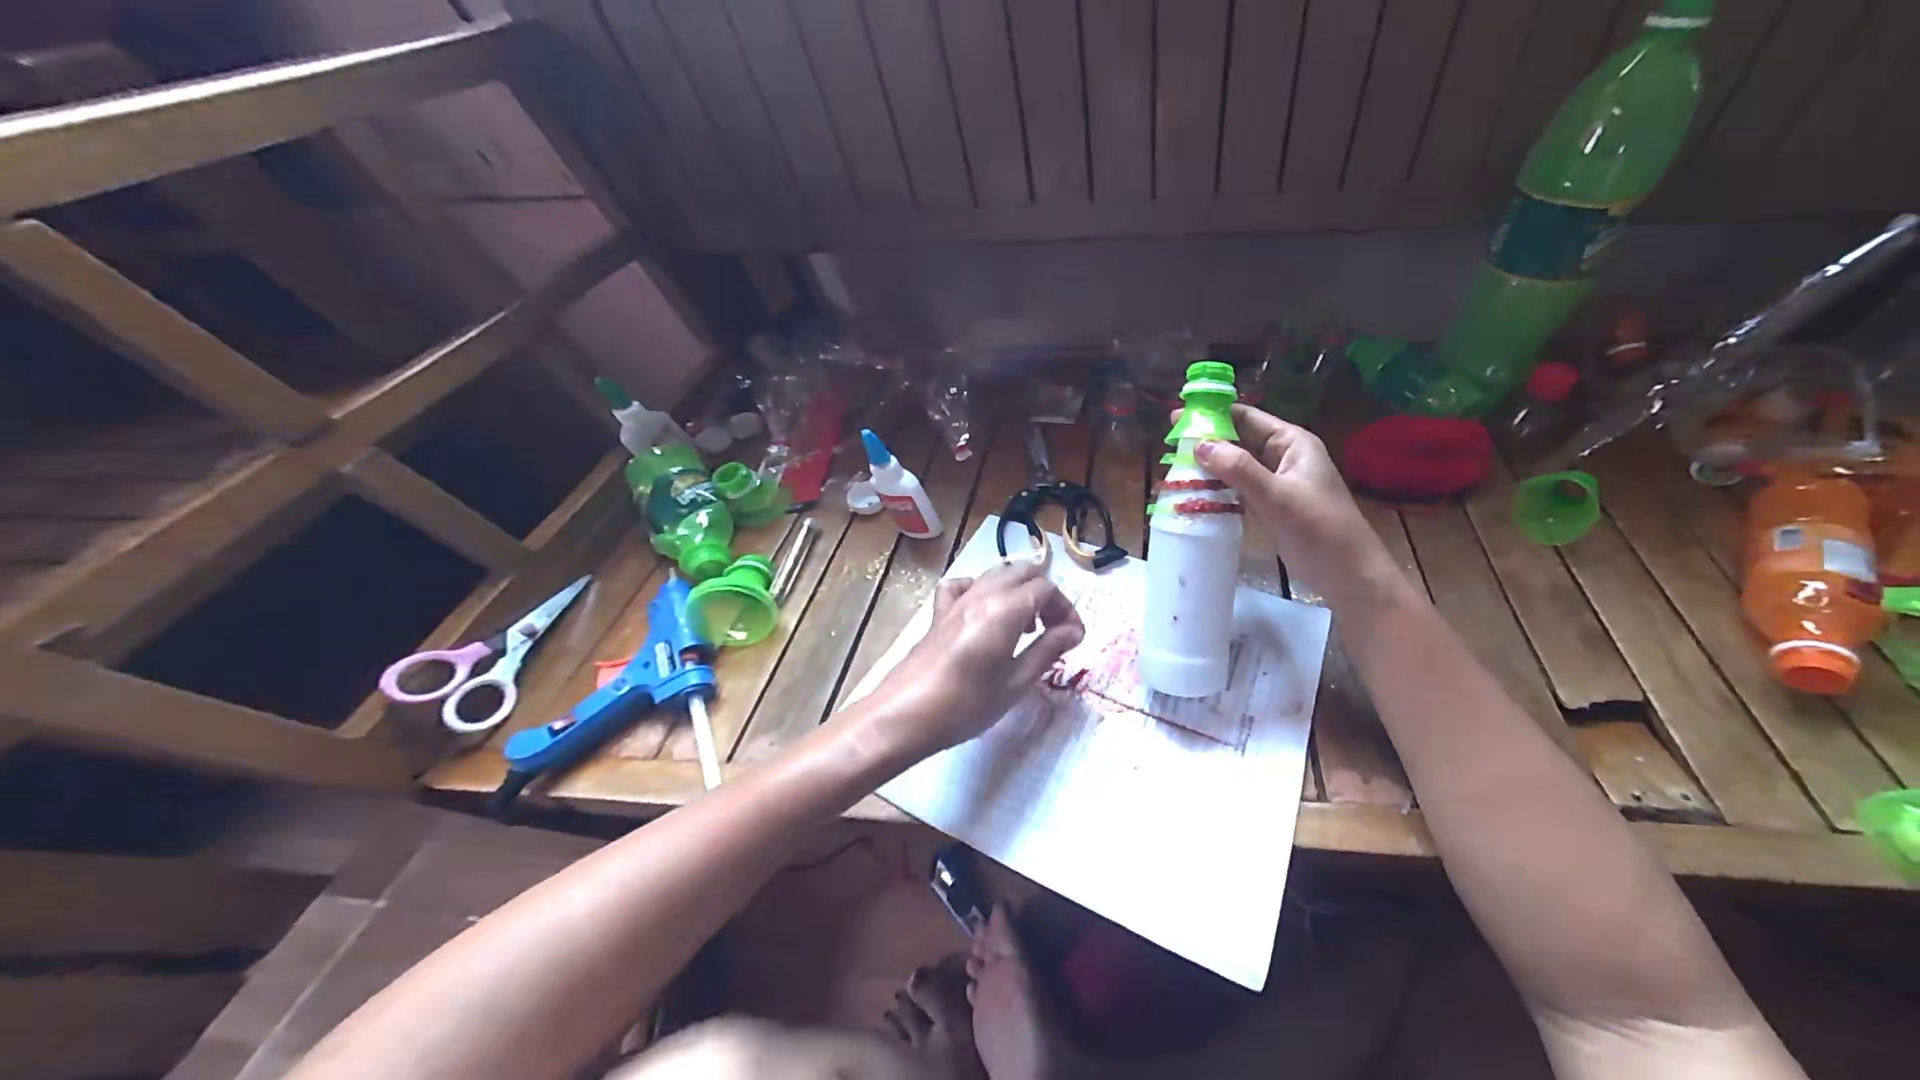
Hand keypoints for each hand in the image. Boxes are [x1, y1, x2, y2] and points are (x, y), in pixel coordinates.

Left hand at [856, 559, 1083, 765]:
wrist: (905, 715)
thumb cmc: (965, 706)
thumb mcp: (1015, 683)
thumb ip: (1047, 650)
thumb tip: (1073, 631)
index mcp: (1004, 610)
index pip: (1046, 589)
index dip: (1066, 609)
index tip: (1074, 638)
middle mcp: (981, 595)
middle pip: (1023, 573)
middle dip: (1046, 596)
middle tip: (1054, 631)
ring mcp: (956, 601)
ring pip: (996, 575)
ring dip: (1018, 591)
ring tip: (1025, 628)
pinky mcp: (939, 613)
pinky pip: (963, 585)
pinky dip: (982, 590)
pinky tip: (984, 615)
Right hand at [1192, 404, 1407, 609]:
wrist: (1348, 574)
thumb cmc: (1319, 529)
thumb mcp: (1276, 496)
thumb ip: (1238, 468)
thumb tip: (1198, 443)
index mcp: (1292, 443)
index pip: (1247, 417)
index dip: (1214, 413)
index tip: (1177, 416)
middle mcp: (1283, 457)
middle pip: (1238, 440)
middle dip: (1206, 441)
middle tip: (1168, 444)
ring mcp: (1276, 483)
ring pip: (1235, 466)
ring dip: (1208, 467)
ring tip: (1173, 468)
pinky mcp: (1270, 506)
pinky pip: (1237, 489)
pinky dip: (1217, 489)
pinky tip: (1194, 493)